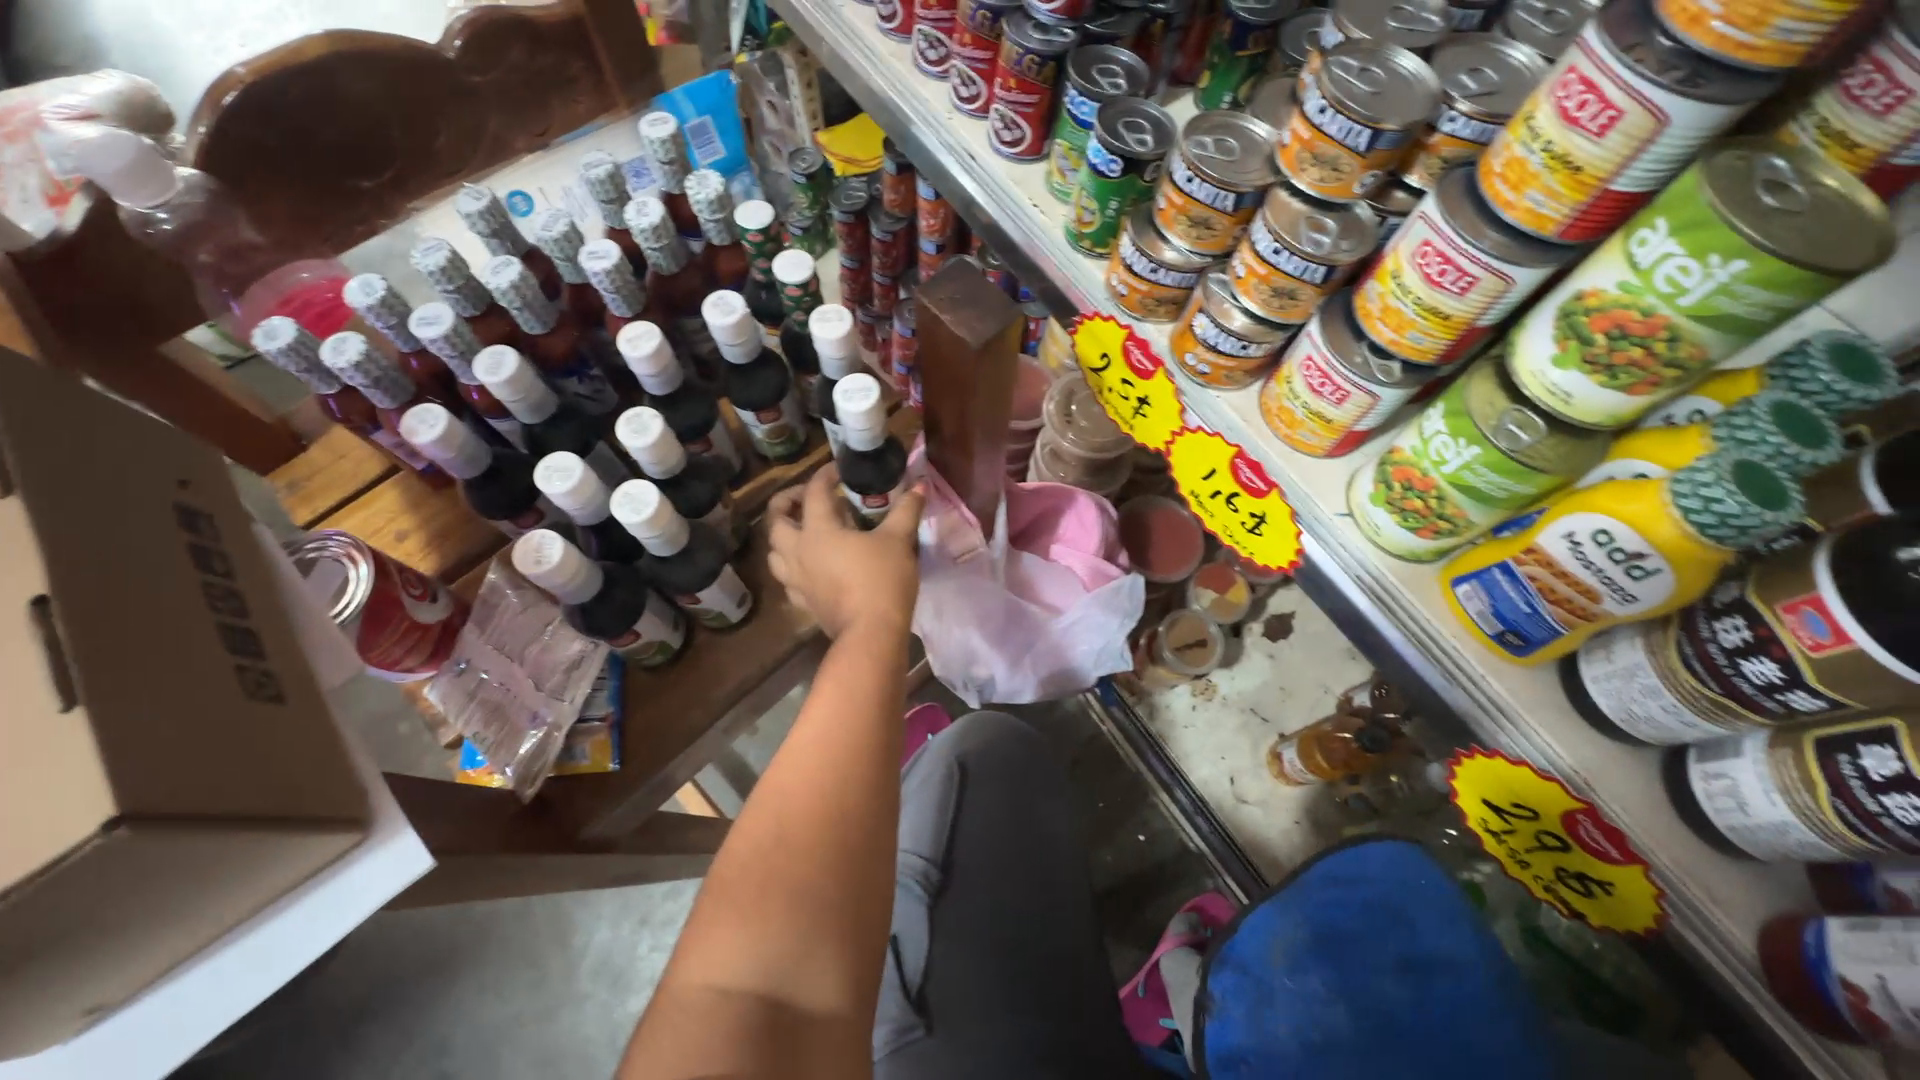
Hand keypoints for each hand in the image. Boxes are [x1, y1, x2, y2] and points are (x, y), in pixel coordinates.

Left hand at [768, 463, 923, 639]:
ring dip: (782, 537)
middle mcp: (798, 551)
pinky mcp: (802, 602)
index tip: (838, 469)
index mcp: (818, 530)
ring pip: (774, 552)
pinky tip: (808, 567)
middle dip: (785, 503)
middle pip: (776, 521)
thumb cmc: (883, 580)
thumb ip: (906, 510)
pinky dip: (792, 567)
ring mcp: (796, 579)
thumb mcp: (899, 540)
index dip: (825, 475)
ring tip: (800, 532)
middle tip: (803, 498)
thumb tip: (919, 484)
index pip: (814, 492)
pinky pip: (787, 579)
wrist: (871, 633)